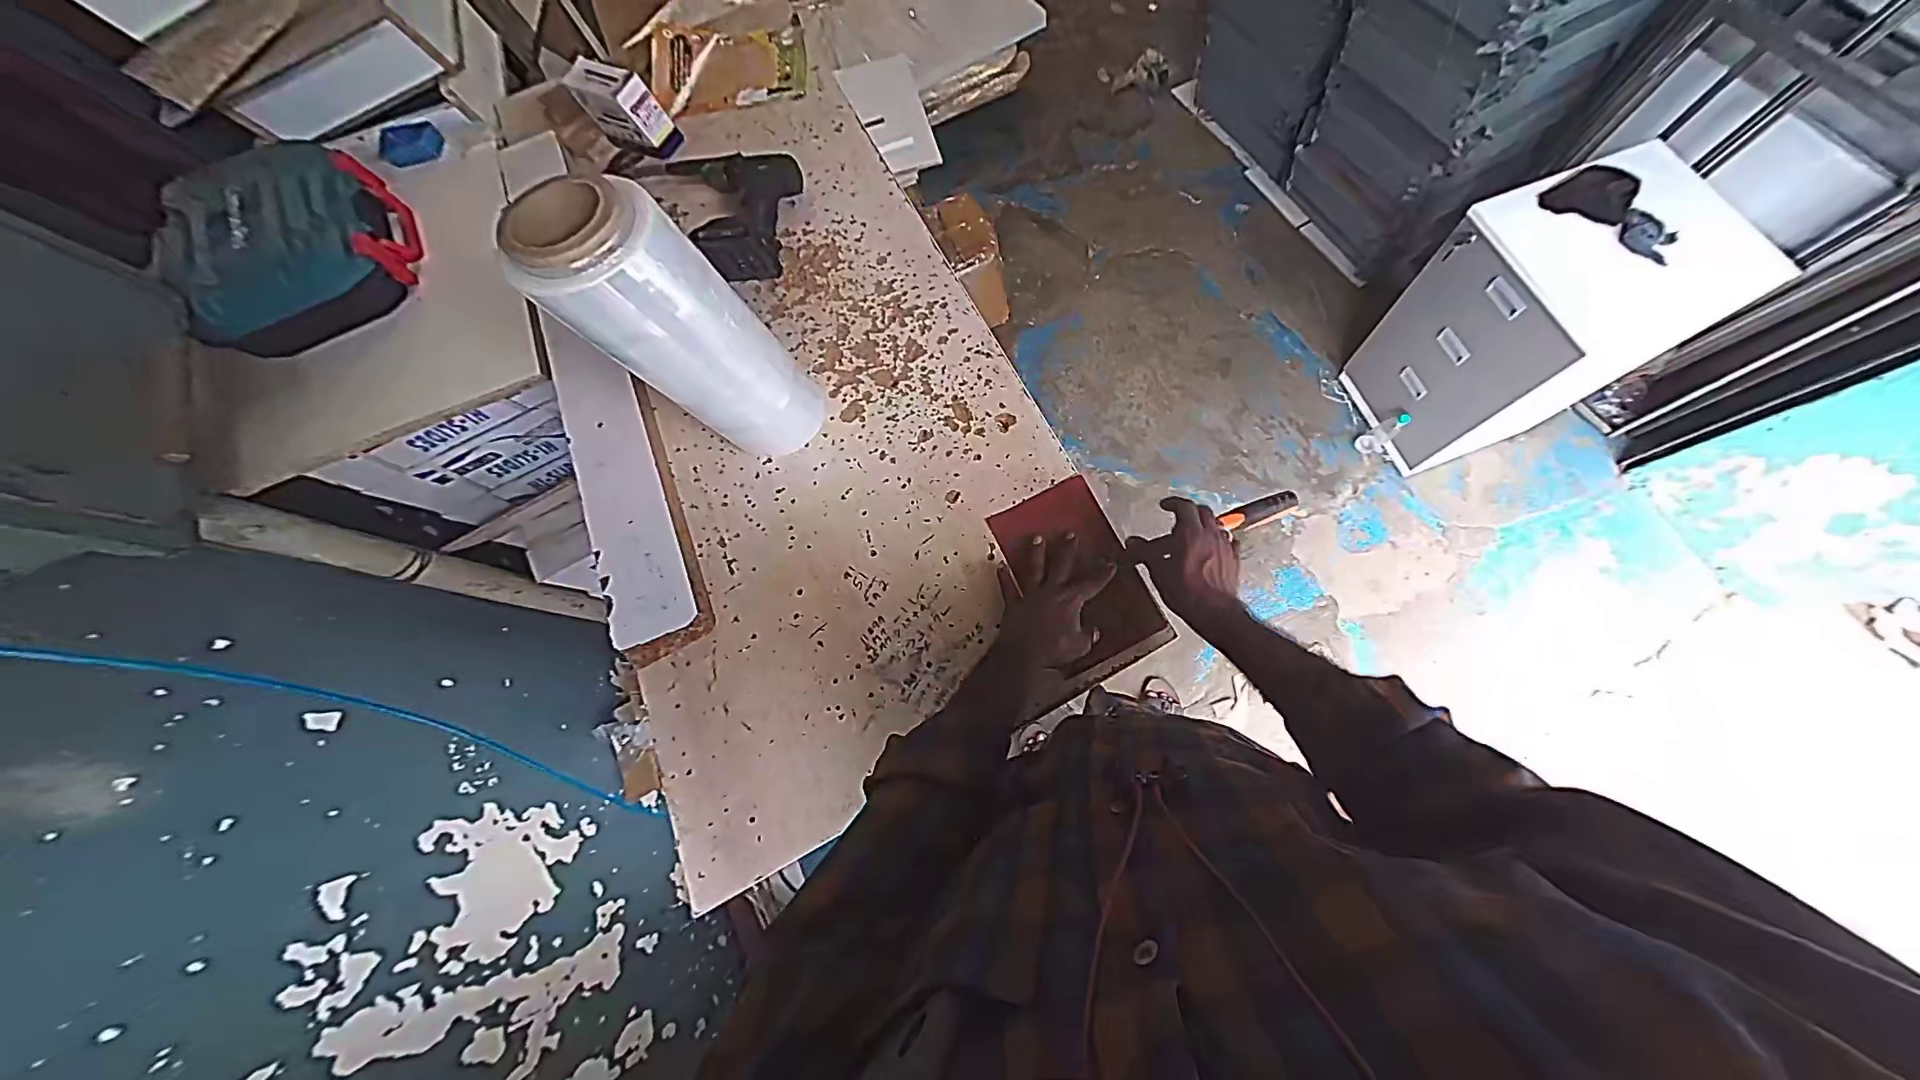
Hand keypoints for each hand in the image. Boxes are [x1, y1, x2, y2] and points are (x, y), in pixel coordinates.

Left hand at [995, 532, 1116, 670]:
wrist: (1023, 656)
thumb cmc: (1052, 651)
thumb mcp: (1079, 646)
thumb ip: (1087, 636)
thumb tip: (1093, 632)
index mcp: (1070, 600)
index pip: (1092, 583)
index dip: (1102, 573)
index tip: (1109, 563)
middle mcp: (1051, 592)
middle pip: (1061, 564)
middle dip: (1067, 549)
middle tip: (1070, 535)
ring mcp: (1030, 595)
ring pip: (1034, 568)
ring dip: (1036, 553)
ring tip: (1037, 538)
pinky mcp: (1014, 604)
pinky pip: (1008, 588)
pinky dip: (1004, 577)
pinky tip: (1000, 566)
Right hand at [1126, 497, 1243, 629]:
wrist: (1214, 611)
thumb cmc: (1187, 592)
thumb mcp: (1158, 571)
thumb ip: (1145, 553)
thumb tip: (1132, 543)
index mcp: (1190, 533)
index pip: (1184, 506)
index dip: (1173, 503)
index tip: (1166, 505)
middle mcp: (1210, 535)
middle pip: (1202, 511)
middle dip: (1189, 510)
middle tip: (1179, 516)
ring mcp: (1225, 546)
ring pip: (1216, 524)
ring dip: (1204, 524)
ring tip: (1193, 532)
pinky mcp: (1234, 559)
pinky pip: (1229, 541)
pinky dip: (1219, 539)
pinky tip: (1213, 548)